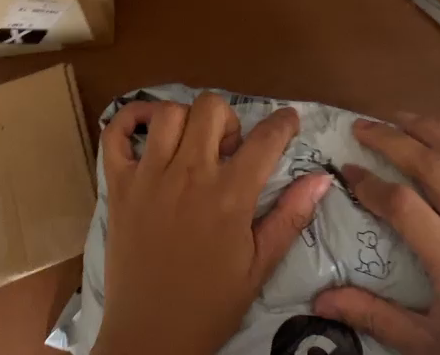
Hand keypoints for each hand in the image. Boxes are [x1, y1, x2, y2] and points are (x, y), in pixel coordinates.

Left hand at [93, 94, 333, 354]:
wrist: (150, 337)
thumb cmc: (210, 305)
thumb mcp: (259, 267)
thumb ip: (290, 218)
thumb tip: (322, 178)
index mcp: (229, 196)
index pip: (265, 139)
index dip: (284, 122)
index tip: (289, 120)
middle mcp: (189, 175)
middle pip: (211, 108)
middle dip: (229, 119)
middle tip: (229, 150)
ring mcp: (149, 176)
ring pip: (169, 112)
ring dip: (188, 120)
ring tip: (193, 146)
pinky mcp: (119, 185)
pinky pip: (116, 133)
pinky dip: (130, 118)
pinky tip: (149, 129)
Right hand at [312, 117, 439, 354]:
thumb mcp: (423, 346)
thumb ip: (372, 315)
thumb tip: (319, 300)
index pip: (404, 205)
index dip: (370, 183)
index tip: (346, 170)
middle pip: (436, 168)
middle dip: (395, 140)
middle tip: (363, 127)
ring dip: (436, 133)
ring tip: (404, 118)